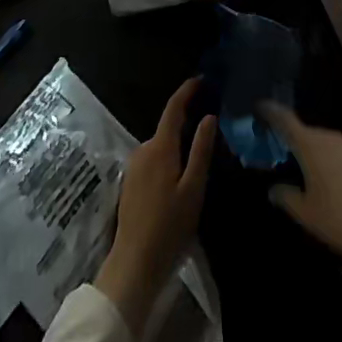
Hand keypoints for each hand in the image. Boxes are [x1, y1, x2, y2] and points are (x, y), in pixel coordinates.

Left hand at [95, 77, 215, 332]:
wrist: (135, 262)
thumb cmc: (170, 226)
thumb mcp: (194, 188)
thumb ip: (200, 150)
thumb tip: (209, 117)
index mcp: (160, 147)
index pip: (173, 108)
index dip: (186, 91)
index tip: (201, 79)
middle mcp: (143, 149)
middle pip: (168, 128)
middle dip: (186, 124)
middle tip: (211, 130)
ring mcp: (133, 166)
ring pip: (161, 146)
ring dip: (177, 146)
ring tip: (199, 159)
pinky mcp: (130, 181)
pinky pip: (153, 160)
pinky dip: (168, 160)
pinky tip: (179, 178)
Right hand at [260, 102, 341, 257]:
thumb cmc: (338, 216)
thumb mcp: (305, 213)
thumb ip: (286, 197)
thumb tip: (273, 189)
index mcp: (309, 145)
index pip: (285, 120)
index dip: (271, 112)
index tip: (261, 107)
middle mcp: (332, 138)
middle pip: (309, 133)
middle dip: (298, 141)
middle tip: (289, 155)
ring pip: (331, 144)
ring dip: (322, 153)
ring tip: (317, 172)